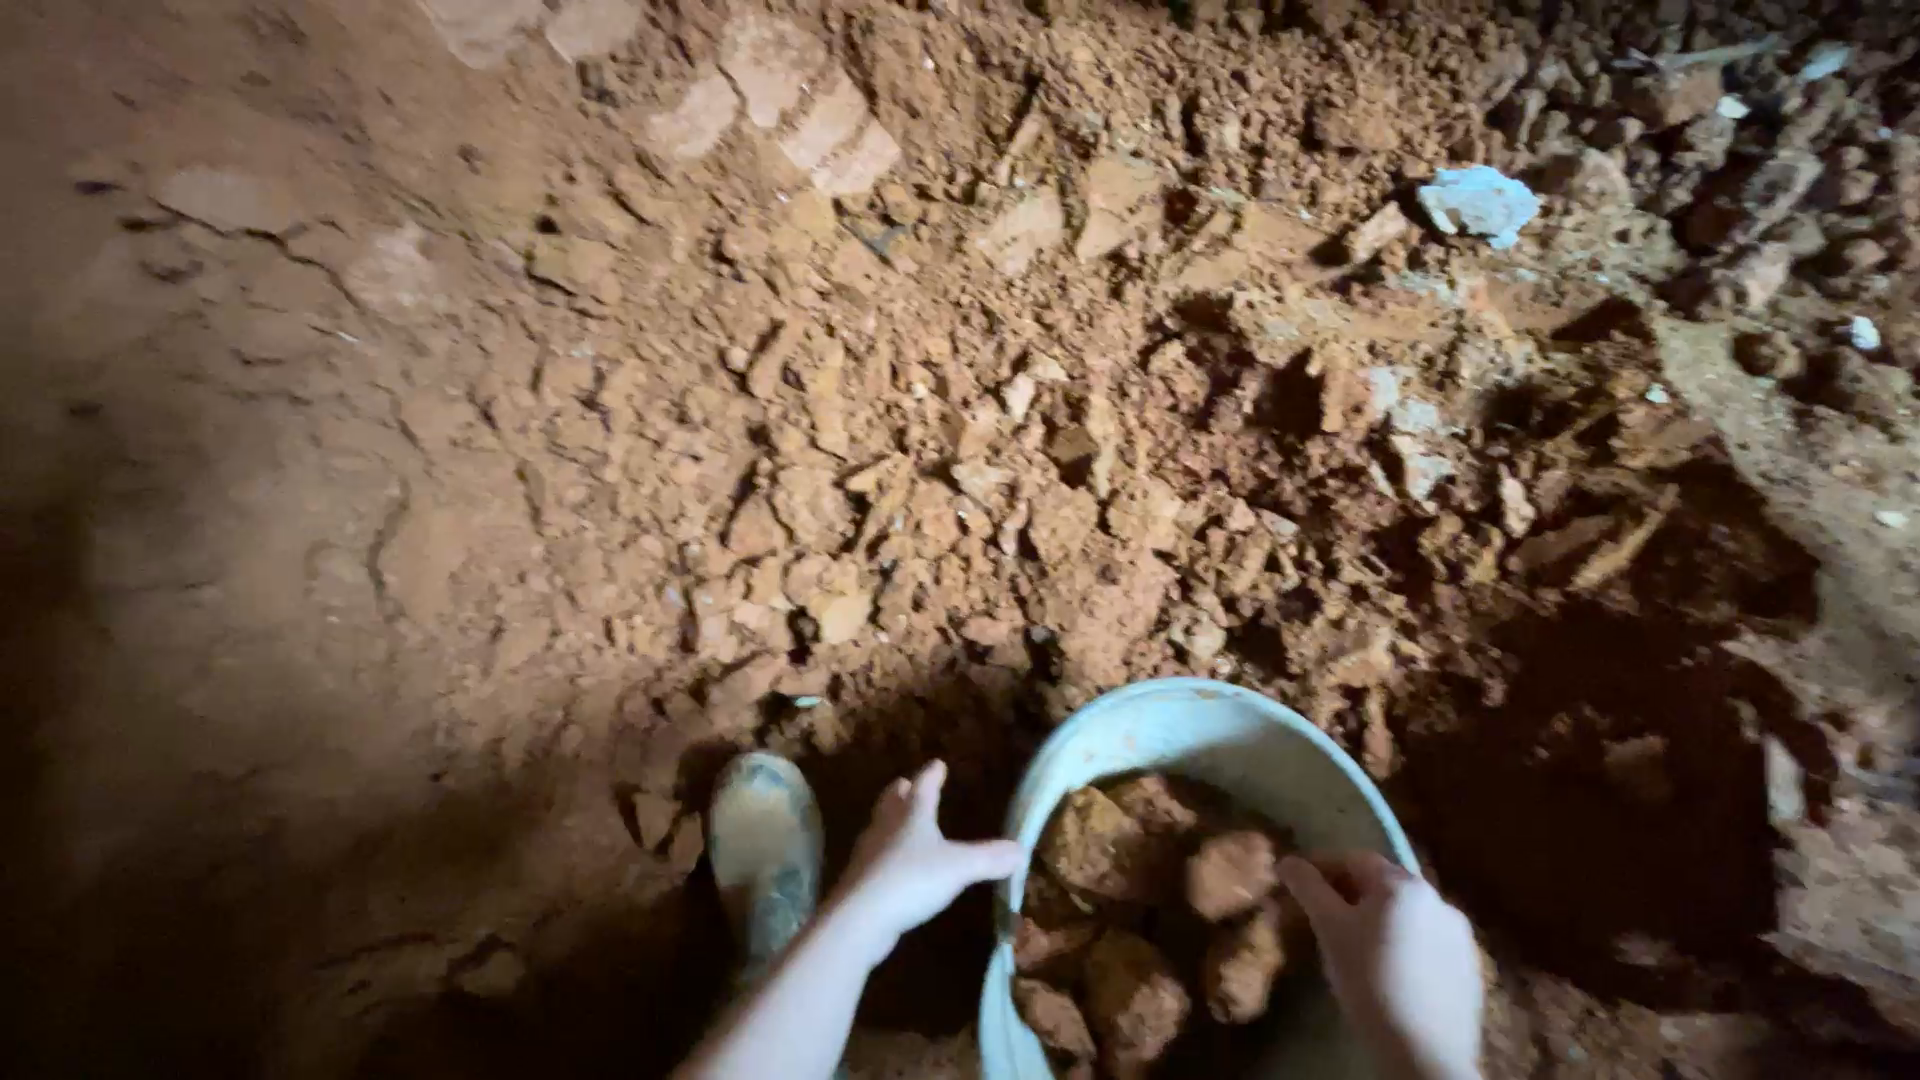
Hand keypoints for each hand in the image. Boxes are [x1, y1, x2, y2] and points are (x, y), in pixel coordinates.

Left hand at [825, 760, 1023, 958]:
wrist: (860, 917)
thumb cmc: (912, 879)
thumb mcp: (959, 867)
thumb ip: (989, 858)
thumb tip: (1021, 850)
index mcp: (912, 815)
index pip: (924, 786)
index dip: (932, 775)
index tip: (938, 764)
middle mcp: (887, 826)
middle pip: (893, 800)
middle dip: (902, 792)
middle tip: (906, 783)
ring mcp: (869, 852)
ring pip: (880, 826)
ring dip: (890, 819)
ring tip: (899, 820)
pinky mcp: (861, 879)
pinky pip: (876, 856)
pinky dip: (885, 852)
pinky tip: (892, 863)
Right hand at [1278, 852, 1483, 1079]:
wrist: (1423, 1053)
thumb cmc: (1369, 978)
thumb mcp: (1328, 927)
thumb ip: (1307, 886)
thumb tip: (1287, 861)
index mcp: (1403, 883)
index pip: (1353, 858)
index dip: (1321, 869)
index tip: (1300, 889)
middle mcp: (1438, 899)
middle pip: (1382, 883)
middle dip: (1350, 894)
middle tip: (1324, 918)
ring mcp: (1460, 936)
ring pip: (1405, 913)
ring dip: (1378, 919)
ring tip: (1355, 945)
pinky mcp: (1469, 969)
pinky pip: (1426, 941)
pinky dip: (1403, 944)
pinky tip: (1388, 970)